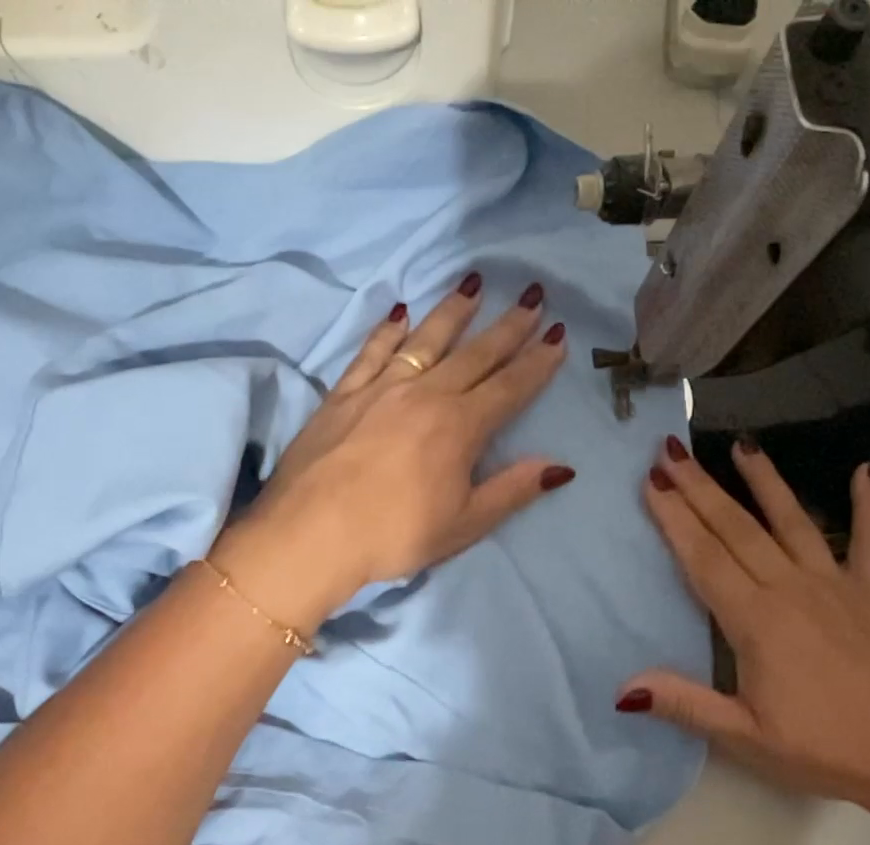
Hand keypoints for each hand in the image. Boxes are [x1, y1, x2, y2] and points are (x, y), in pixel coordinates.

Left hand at [209, 275, 573, 631]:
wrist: (310, 533)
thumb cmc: (394, 536)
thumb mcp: (465, 524)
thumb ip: (513, 490)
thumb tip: (560, 466)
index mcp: (460, 426)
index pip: (510, 387)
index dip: (538, 362)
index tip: (559, 336)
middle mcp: (425, 395)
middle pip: (476, 354)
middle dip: (509, 326)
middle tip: (533, 296)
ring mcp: (381, 389)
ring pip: (426, 340)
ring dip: (453, 311)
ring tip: (474, 284)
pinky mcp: (343, 394)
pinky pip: (372, 351)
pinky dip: (389, 330)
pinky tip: (399, 312)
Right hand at [618, 438, 869, 844]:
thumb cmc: (828, 752)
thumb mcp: (747, 738)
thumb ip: (686, 705)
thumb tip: (624, 689)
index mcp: (756, 621)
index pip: (704, 558)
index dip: (674, 518)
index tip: (651, 481)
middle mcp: (792, 589)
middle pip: (737, 529)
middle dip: (701, 488)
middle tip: (671, 452)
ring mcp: (837, 587)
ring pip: (792, 522)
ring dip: (764, 481)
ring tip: (741, 444)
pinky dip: (869, 505)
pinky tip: (866, 471)